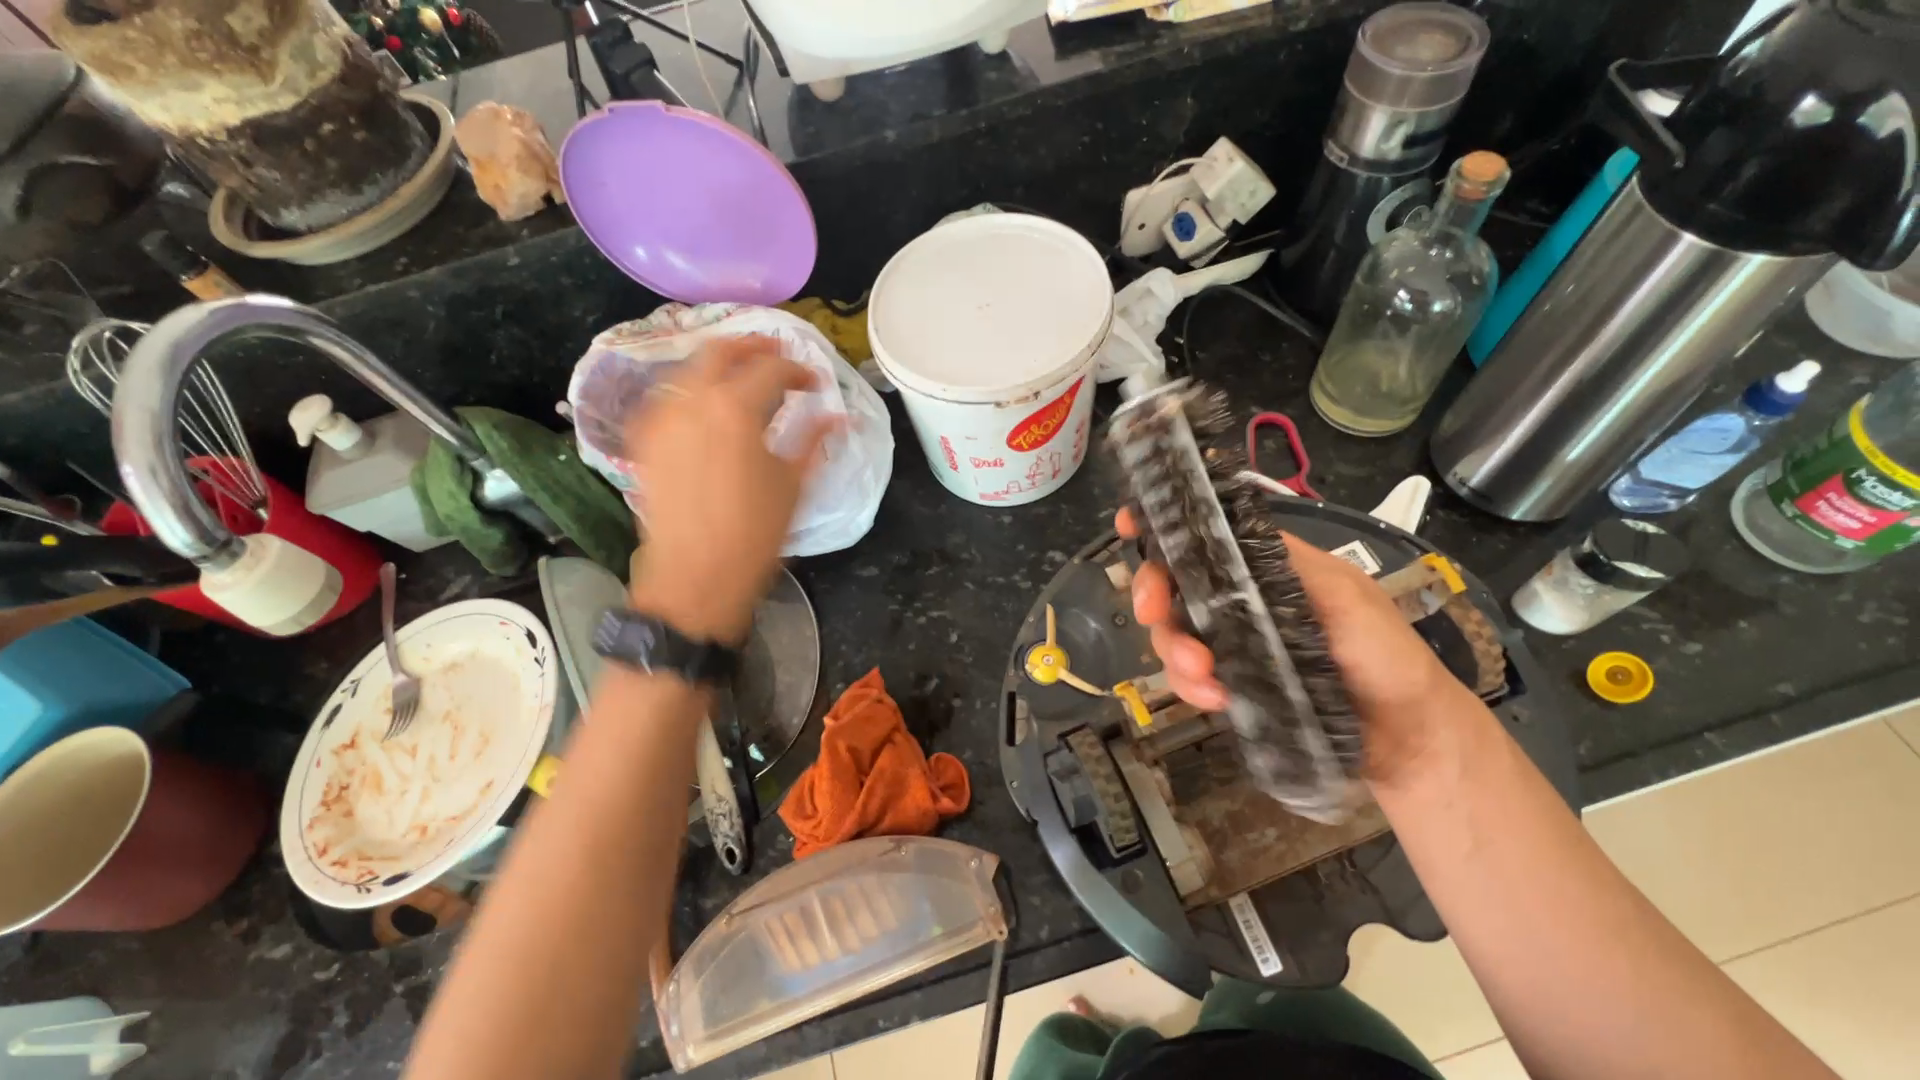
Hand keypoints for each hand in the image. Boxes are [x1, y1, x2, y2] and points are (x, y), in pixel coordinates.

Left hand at [624, 336, 832, 643]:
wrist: (693, 578)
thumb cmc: (753, 536)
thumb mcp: (793, 486)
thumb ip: (813, 440)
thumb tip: (836, 416)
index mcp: (736, 408)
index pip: (772, 368)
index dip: (799, 370)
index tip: (814, 385)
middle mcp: (692, 401)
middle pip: (721, 350)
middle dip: (752, 346)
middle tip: (775, 354)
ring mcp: (661, 418)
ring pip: (689, 369)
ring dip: (719, 366)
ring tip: (743, 380)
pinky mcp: (643, 440)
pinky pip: (669, 399)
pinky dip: (692, 392)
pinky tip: (708, 408)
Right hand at [1117, 508, 1469, 783]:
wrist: (1407, 739)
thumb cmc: (1387, 656)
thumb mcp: (1345, 596)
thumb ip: (1287, 565)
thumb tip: (1224, 536)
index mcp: (1268, 568)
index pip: (1209, 538)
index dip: (1165, 530)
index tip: (1129, 529)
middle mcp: (1244, 602)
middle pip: (1177, 586)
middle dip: (1156, 598)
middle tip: (1153, 614)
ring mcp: (1237, 647)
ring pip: (1178, 636)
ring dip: (1176, 653)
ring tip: (1204, 678)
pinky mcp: (1236, 688)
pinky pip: (1192, 680)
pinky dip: (1192, 689)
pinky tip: (1215, 701)